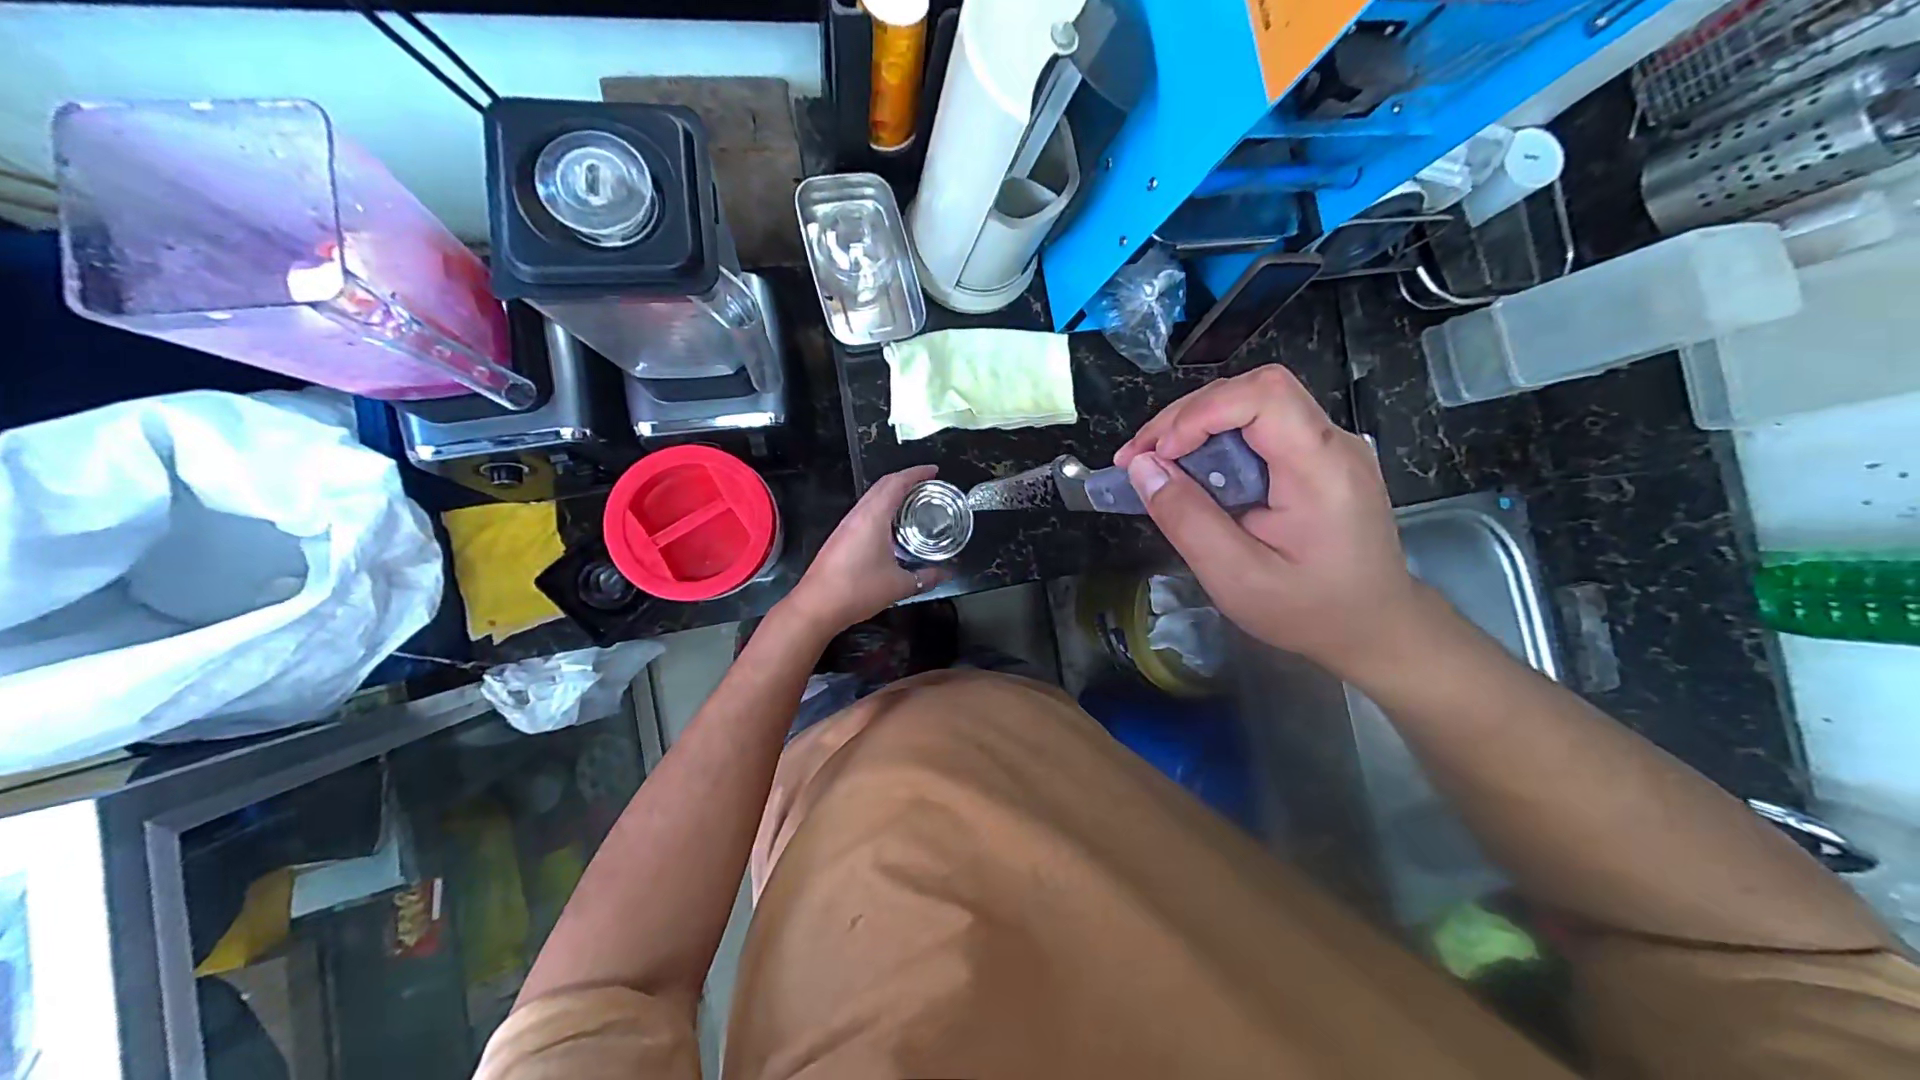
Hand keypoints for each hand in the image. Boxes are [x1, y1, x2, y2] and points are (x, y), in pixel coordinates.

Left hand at [782, 465, 945, 635]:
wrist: (816, 606)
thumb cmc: (857, 591)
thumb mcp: (898, 585)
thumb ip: (925, 578)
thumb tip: (944, 574)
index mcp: (872, 517)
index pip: (895, 483)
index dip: (916, 473)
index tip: (933, 471)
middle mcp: (857, 515)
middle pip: (882, 486)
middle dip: (905, 480)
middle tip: (927, 485)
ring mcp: (846, 526)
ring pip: (871, 499)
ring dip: (892, 495)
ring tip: (914, 503)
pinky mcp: (840, 538)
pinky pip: (865, 513)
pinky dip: (882, 510)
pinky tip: (893, 526)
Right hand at [1114, 366, 1428, 677]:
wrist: (1374, 628)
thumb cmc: (1309, 610)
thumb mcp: (1236, 577)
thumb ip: (1187, 519)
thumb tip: (1142, 467)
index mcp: (1321, 469)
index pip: (1264, 395)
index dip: (1200, 412)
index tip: (1159, 454)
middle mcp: (1332, 443)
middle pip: (1253, 391)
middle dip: (1185, 416)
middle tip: (1138, 458)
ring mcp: (1329, 448)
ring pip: (1253, 404)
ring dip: (1195, 425)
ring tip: (1153, 463)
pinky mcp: (1319, 459)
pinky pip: (1262, 428)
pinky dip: (1216, 441)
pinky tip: (1189, 470)